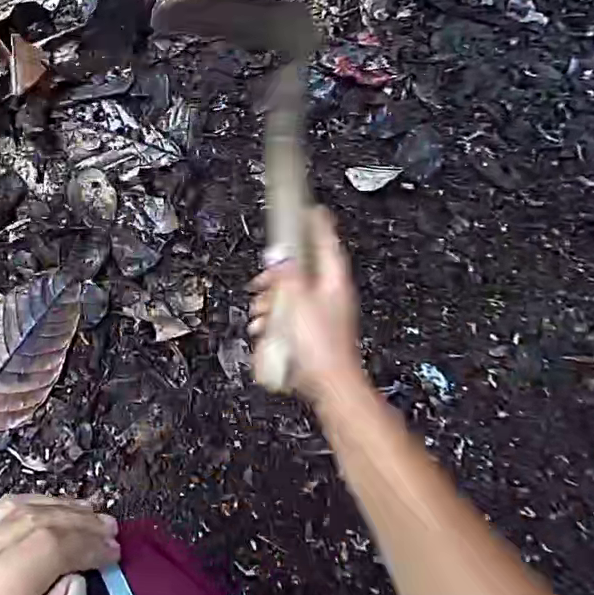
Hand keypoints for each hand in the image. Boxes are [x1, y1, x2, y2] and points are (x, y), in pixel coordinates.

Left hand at [0, 495, 119, 594]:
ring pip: (8, 510)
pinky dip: (26, 511)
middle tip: (111, 530)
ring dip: (54, 508)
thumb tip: (77, 588)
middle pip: (27, 520)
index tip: (115, 549)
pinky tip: (48, 515)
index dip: (86, 541)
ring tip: (89, 516)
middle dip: (77, 520)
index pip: (44, 545)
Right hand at [250, 207, 366, 405]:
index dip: (318, 225)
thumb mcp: (296, 300)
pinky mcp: (315, 330)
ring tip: (261, 310)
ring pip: (295, 293)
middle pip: (304, 269)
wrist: (329, 383)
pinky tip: (265, 326)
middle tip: (264, 277)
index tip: (312, 210)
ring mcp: (325, 313)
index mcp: (332, 281)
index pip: (326, 243)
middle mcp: (332, 294)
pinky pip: (292, 313)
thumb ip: (286, 274)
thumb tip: (279, 254)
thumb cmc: (320, 345)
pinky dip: (276, 316)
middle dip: (279, 273)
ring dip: (274, 298)